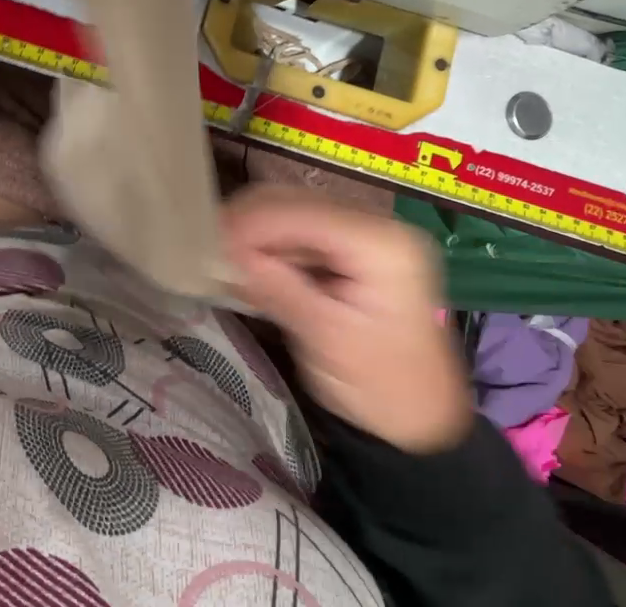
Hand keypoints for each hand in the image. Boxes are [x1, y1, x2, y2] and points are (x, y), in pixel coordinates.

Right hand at [224, 190, 472, 453]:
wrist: (419, 423)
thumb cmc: (379, 388)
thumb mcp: (324, 337)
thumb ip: (276, 285)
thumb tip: (222, 251)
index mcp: (381, 243)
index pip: (301, 212)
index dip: (249, 224)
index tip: (205, 244)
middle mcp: (378, 226)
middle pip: (295, 203)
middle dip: (247, 225)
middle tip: (207, 252)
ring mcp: (367, 236)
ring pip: (293, 214)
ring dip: (255, 236)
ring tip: (221, 262)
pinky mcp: (355, 252)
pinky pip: (301, 235)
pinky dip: (271, 249)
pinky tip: (247, 270)